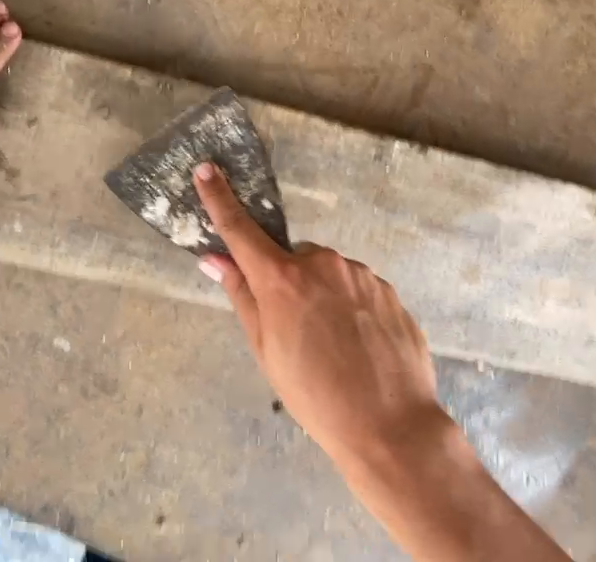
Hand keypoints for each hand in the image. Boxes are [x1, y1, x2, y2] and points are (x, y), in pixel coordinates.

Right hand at [193, 163, 449, 470]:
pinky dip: (351, 308)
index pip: (240, 229)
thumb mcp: (265, 350)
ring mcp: (360, 273)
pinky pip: (357, 288)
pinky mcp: (388, 289)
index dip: (219, 198)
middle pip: (293, 259)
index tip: (205, 168)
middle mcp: (322, 263)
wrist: (389, 426)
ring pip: (328, 274)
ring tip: (334, 346)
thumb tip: (214, 259)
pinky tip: (359, 346)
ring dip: (323, 296)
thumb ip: (241, 296)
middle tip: (296, 330)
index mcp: (282, 279)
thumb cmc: (314, 395)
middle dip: (288, 283)